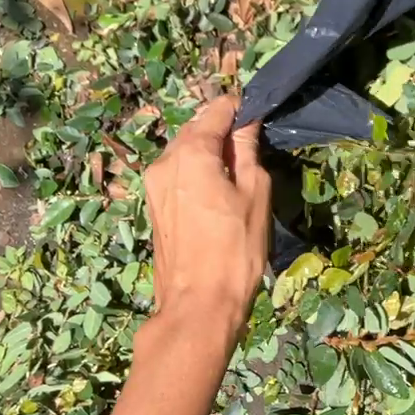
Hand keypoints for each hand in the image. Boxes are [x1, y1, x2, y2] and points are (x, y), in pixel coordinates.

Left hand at [143, 95, 268, 333]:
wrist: (198, 305)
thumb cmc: (235, 247)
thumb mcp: (253, 192)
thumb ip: (247, 150)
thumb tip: (247, 123)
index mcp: (190, 153)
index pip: (217, 111)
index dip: (241, 109)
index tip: (261, 117)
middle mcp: (164, 162)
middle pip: (197, 128)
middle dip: (223, 129)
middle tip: (253, 144)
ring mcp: (153, 185)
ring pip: (185, 150)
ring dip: (210, 149)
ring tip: (239, 168)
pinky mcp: (154, 205)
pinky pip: (177, 171)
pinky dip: (198, 169)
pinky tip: (219, 187)